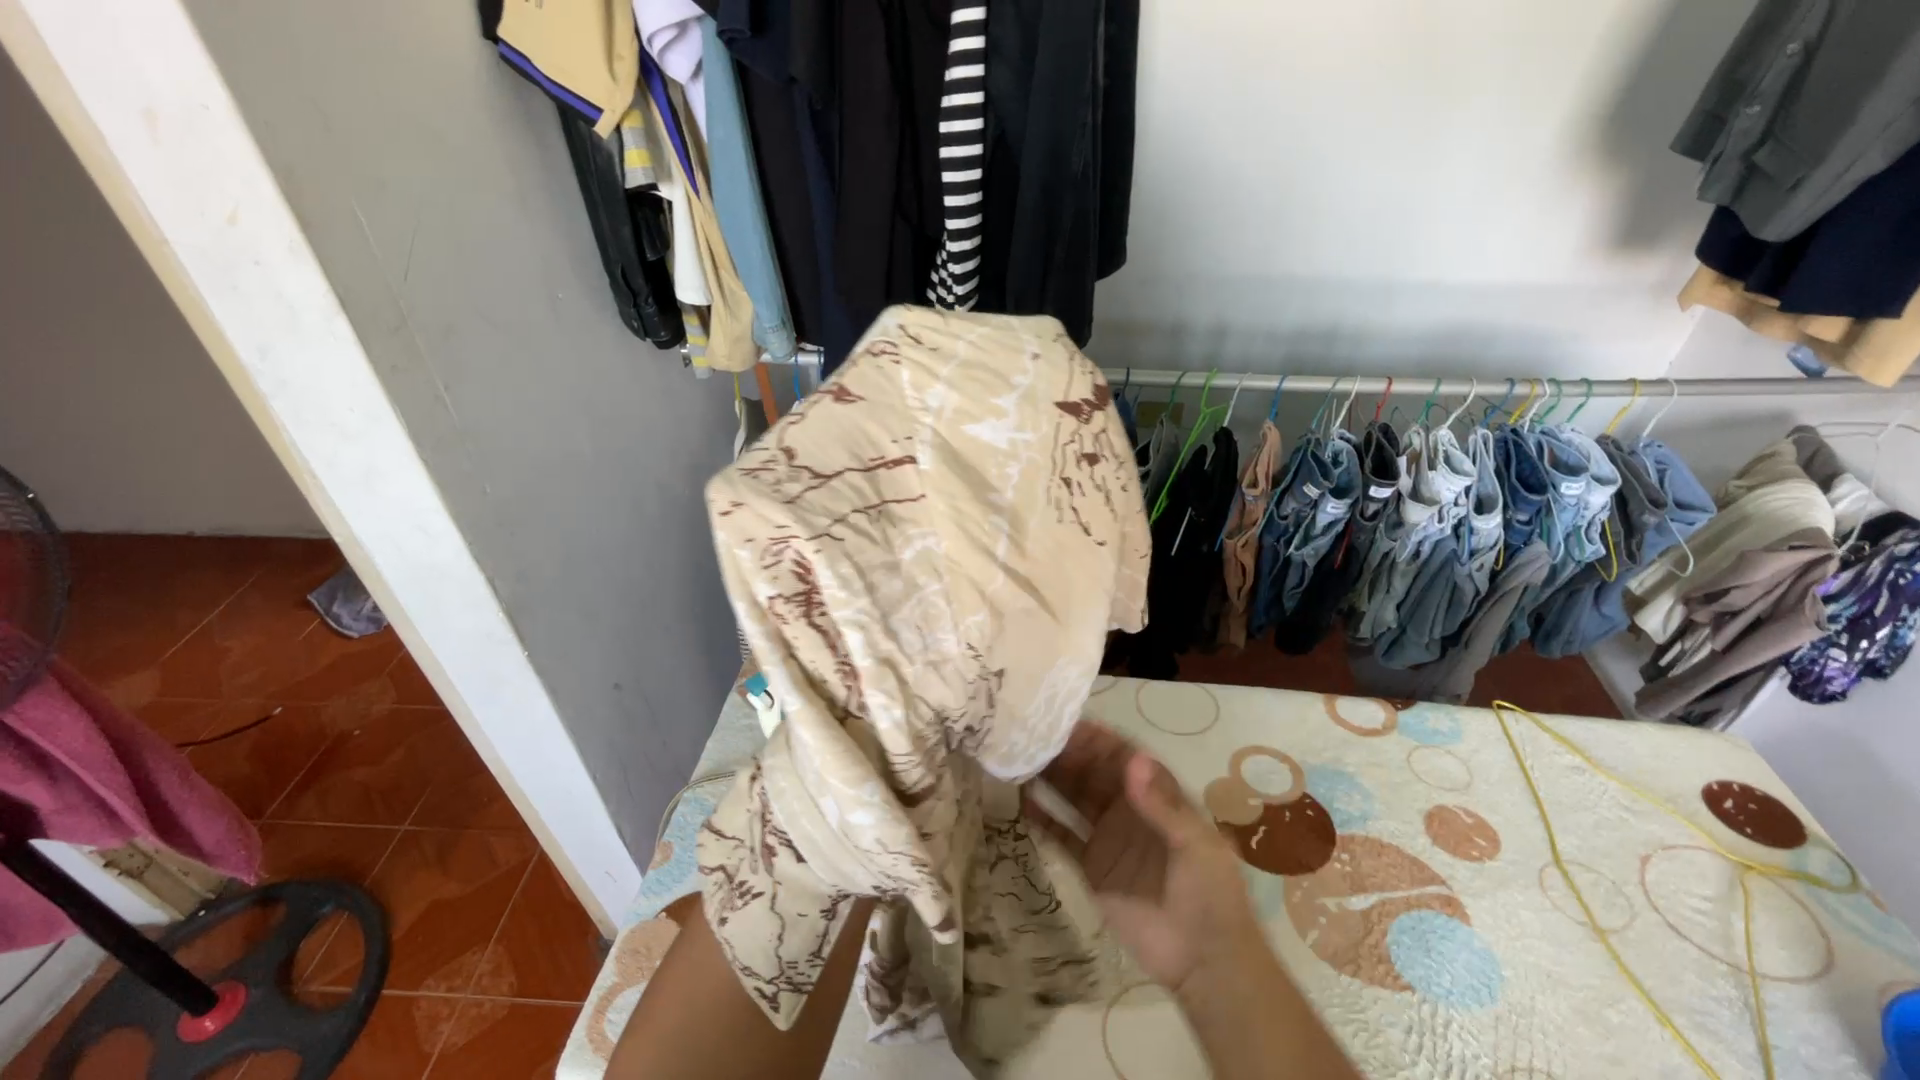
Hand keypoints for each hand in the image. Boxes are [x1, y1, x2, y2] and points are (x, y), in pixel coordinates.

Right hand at [1023, 721, 1265, 994]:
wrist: (1203, 960)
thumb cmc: (1211, 895)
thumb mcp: (1196, 846)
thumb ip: (1163, 805)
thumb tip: (1134, 759)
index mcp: (1159, 797)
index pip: (1124, 758)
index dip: (1097, 740)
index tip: (1066, 724)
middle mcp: (1130, 810)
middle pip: (1094, 774)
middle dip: (1066, 755)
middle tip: (1032, 739)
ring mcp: (1109, 838)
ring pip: (1074, 799)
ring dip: (1050, 780)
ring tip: (1019, 761)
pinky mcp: (1092, 867)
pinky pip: (1063, 836)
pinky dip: (1044, 820)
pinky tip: (1022, 803)